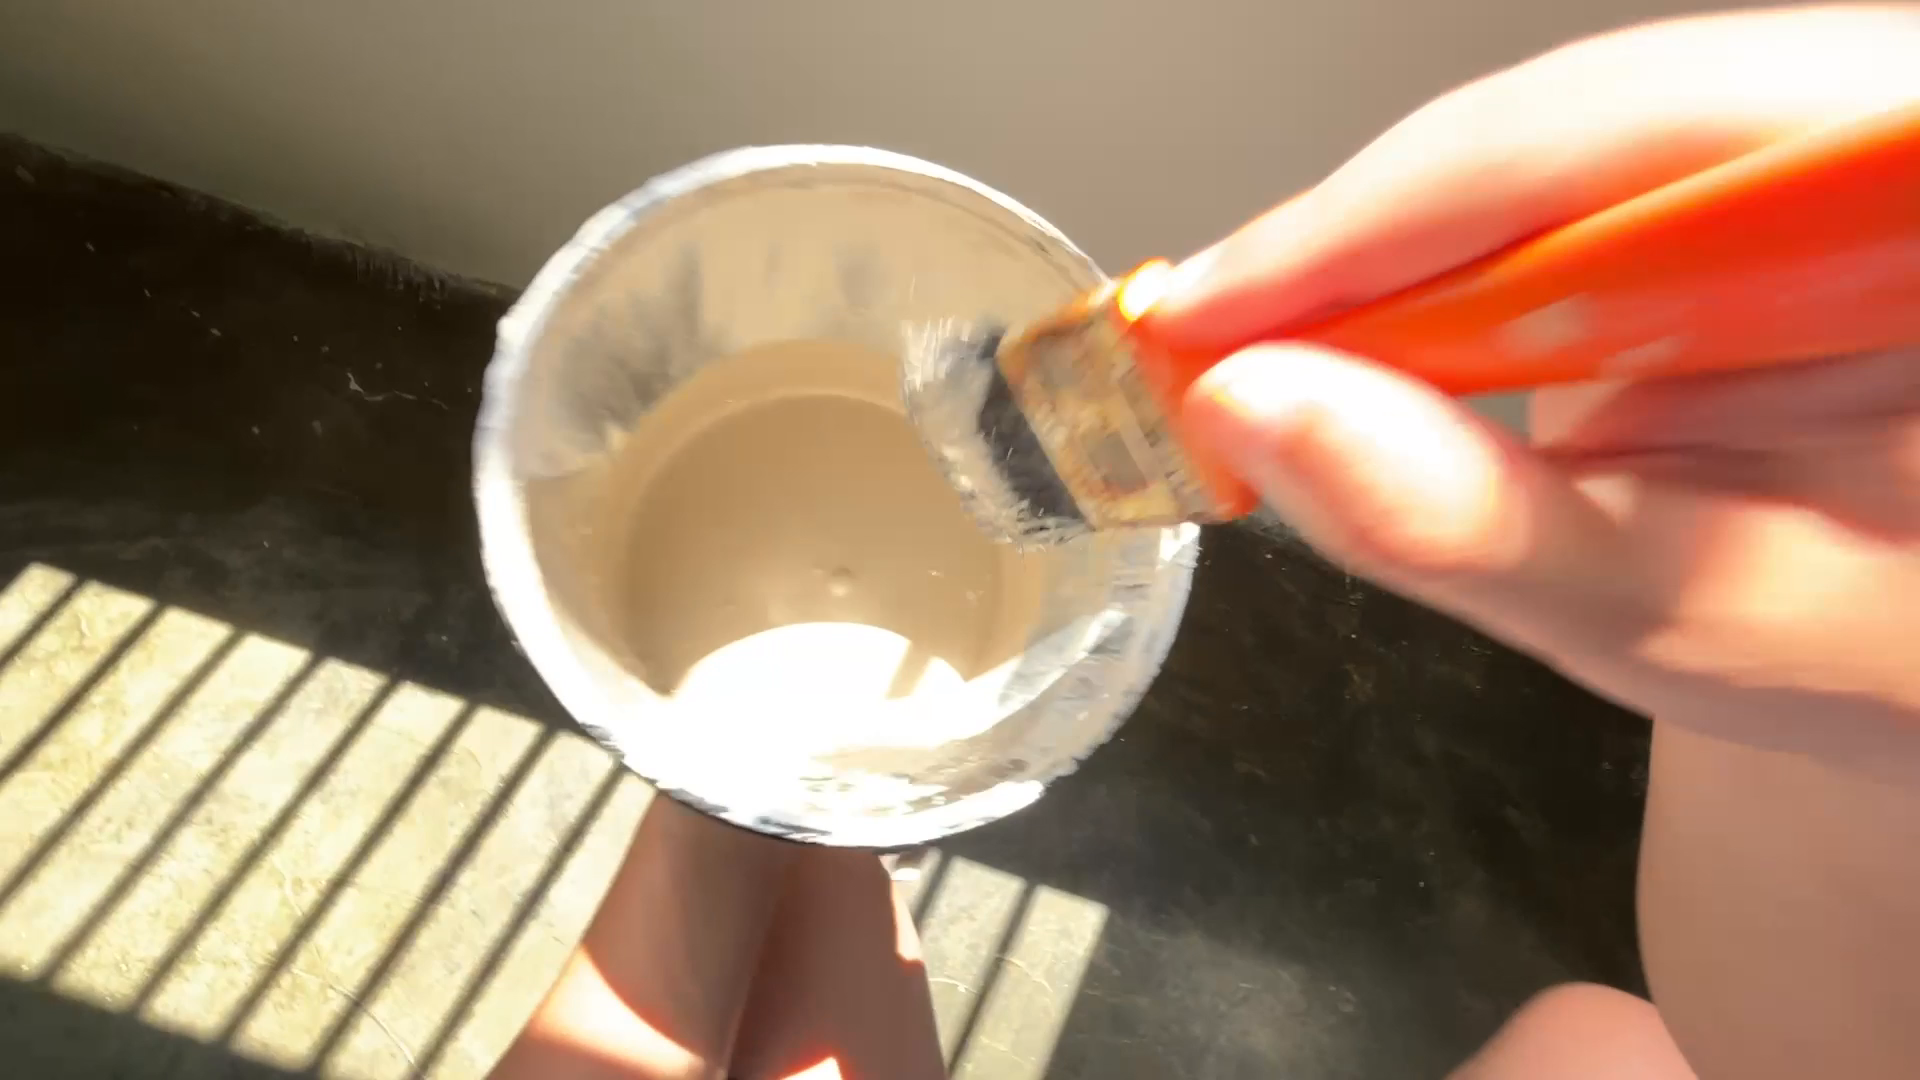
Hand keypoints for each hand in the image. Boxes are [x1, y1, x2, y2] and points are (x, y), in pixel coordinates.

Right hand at [1153, 4, 1919, 766]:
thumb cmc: (1864, 648)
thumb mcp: (1663, 613)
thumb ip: (1450, 517)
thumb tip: (1241, 404)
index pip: (1604, 146)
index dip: (1361, 226)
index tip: (1194, 315)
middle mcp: (1873, 136)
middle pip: (1539, 138)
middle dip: (1332, 252)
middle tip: (1187, 345)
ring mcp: (1798, 157)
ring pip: (1514, 169)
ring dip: (1354, 272)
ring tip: (1243, 356)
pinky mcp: (1712, 205)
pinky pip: (1521, 212)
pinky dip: (1401, 288)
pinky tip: (1336, 349)